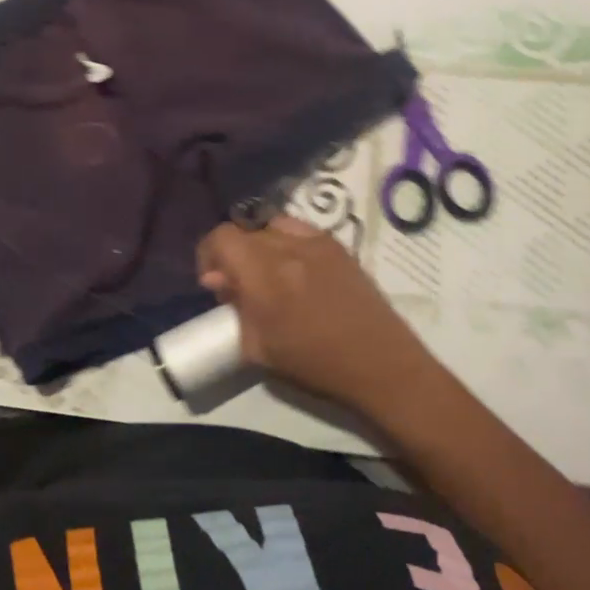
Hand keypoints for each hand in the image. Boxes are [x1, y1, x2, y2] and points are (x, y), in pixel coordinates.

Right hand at [197, 216, 435, 403]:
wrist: (381, 364)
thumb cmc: (315, 363)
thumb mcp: (258, 347)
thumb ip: (235, 308)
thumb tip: (220, 282)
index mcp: (264, 273)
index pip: (221, 237)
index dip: (208, 255)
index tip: (213, 282)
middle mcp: (288, 247)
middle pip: (244, 229)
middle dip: (233, 253)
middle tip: (238, 284)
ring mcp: (316, 242)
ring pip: (271, 225)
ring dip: (259, 245)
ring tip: (267, 274)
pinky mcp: (339, 246)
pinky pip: (299, 230)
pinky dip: (287, 243)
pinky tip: (296, 271)